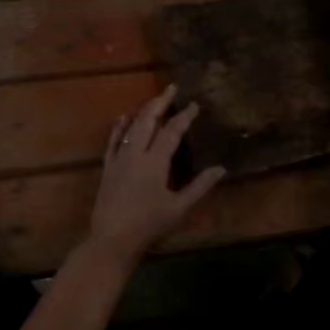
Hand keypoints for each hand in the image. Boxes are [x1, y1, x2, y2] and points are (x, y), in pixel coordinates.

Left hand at [85, 85, 225, 263]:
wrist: (112, 240)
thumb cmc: (149, 225)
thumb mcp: (179, 208)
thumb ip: (200, 186)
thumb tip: (221, 168)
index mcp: (155, 162)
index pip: (172, 131)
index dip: (184, 117)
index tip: (194, 105)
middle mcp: (136, 154)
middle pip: (148, 120)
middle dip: (161, 102)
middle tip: (172, 88)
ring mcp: (119, 159)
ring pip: (131, 127)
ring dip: (143, 110)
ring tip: (155, 100)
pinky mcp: (108, 167)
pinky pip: (113, 140)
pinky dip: (119, 127)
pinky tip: (123, 117)